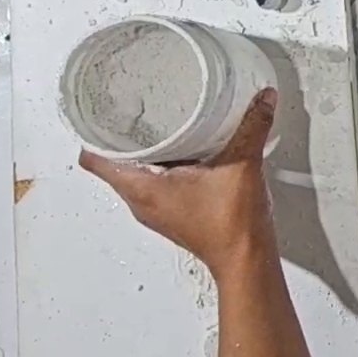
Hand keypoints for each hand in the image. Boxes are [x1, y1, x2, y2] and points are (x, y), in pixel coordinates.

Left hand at [79, 88, 277, 279]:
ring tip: (168, 129)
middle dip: (127, 138)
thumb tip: (263, 99)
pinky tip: (192, 155)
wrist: (246, 258)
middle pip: (115, 164)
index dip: (95, 133)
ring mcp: (156, 211)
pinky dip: (167, 167)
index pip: (94, 159)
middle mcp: (141, 202)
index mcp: (142, 189)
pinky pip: (157, 185)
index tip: (107, 112)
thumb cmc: (231, 224)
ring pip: (137, 175)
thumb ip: (253, 127)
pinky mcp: (174, 215)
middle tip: (142, 112)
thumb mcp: (243, 164)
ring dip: (149, 153)